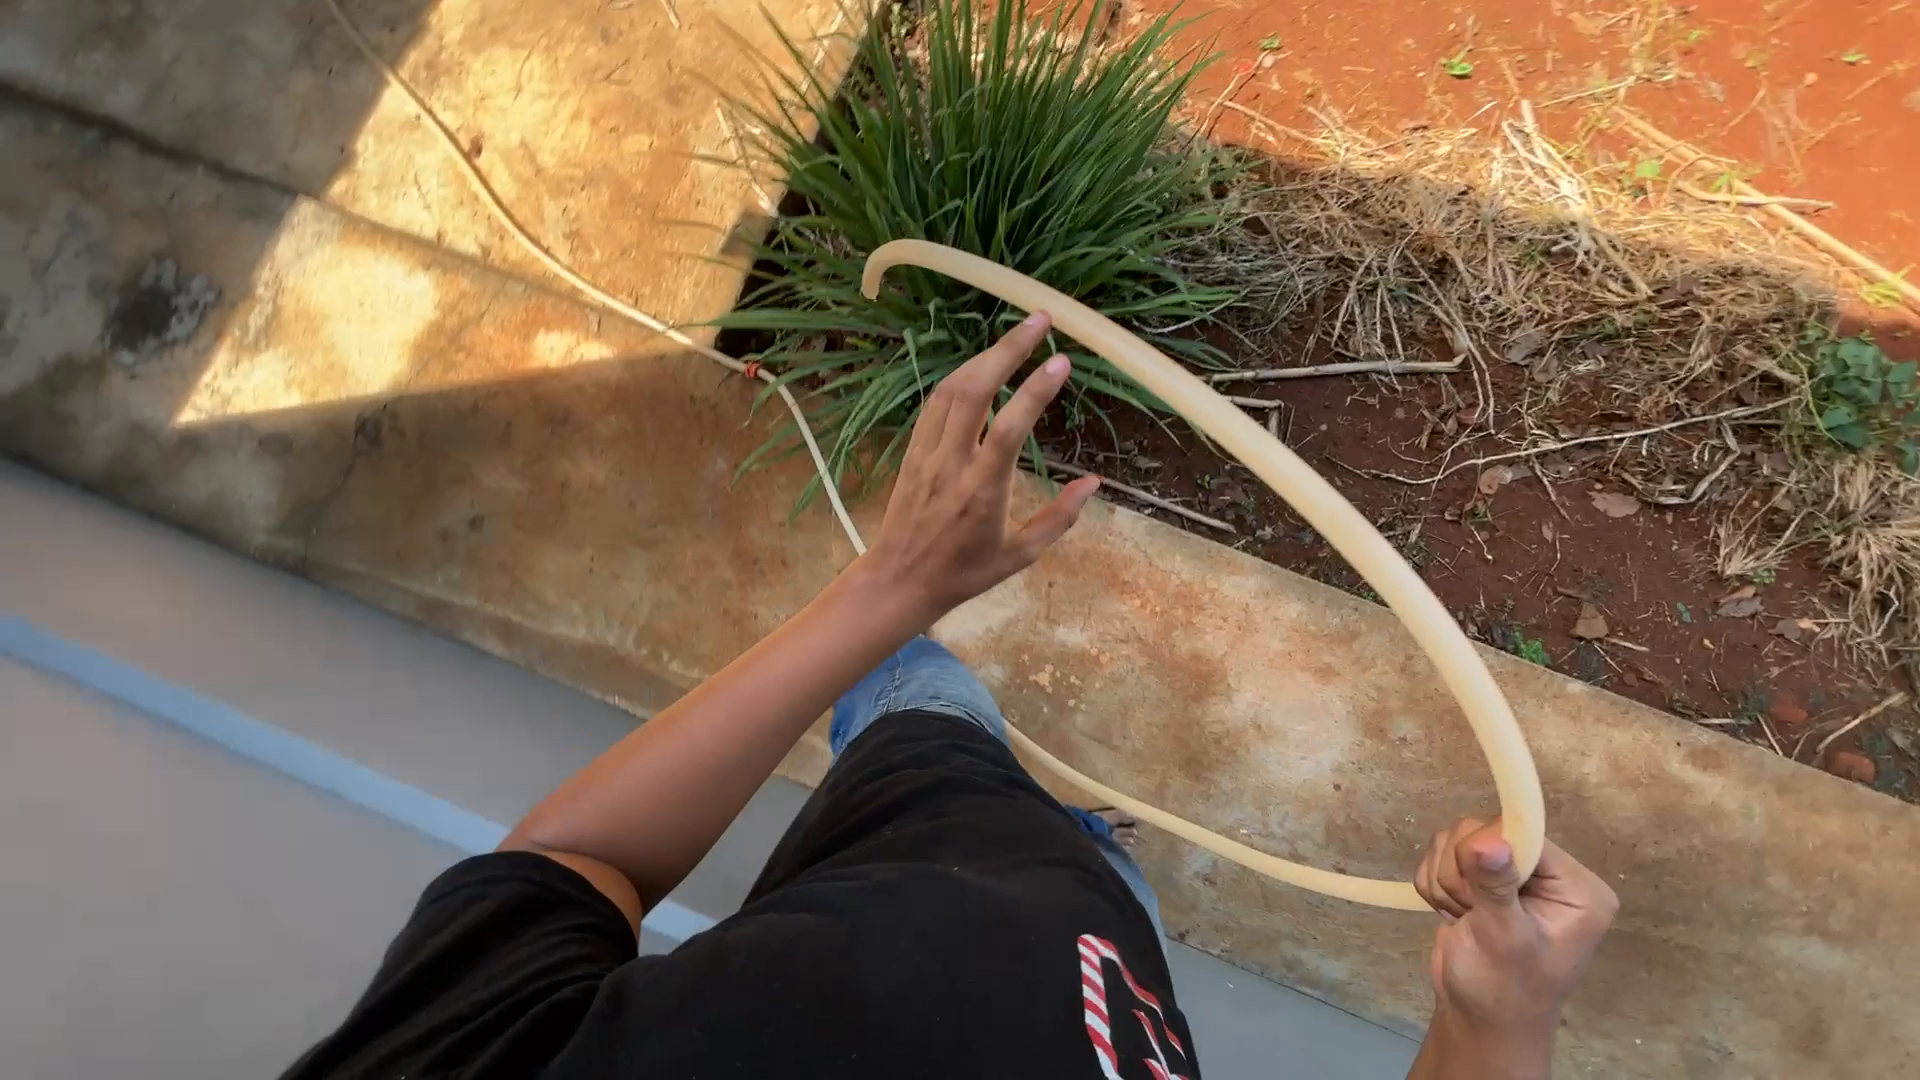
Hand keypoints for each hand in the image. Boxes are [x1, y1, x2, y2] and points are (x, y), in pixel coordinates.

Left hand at [856, 312, 1100, 622]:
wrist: (899, 580)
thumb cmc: (963, 574)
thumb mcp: (1019, 555)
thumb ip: (1059, 519)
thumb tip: (1093, 483)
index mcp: (982, 491)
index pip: (1011, 428)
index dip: (1036, 391)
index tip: (1062, 361)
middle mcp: (952, 463)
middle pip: (976, 390)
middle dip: (1009, 348)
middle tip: (1041, 320)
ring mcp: (927, 453)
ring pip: (951, 389)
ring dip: (983, 356)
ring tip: (1015, 337)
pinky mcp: (912, 451)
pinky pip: (933, 403)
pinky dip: (958, 377)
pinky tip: (978, 367)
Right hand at [1412, 819, 1617, 1066]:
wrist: (1477, 1017)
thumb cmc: (1504, 989)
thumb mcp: (1505, 939)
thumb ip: (1497, 887)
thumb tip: (1489, 840)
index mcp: (1575, 887)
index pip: (1522, 833)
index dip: (1489, 851)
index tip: (1479, 892)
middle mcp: (1546, 874)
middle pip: (1481, 830)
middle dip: (1460, 871)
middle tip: (1471, 910)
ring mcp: (1510, 874)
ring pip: (1453, 840)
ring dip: (1444, 879)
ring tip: (1463, 916)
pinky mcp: (1477, 878)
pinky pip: (1437, 854)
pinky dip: (1434, 884)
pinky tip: (1452, 913)